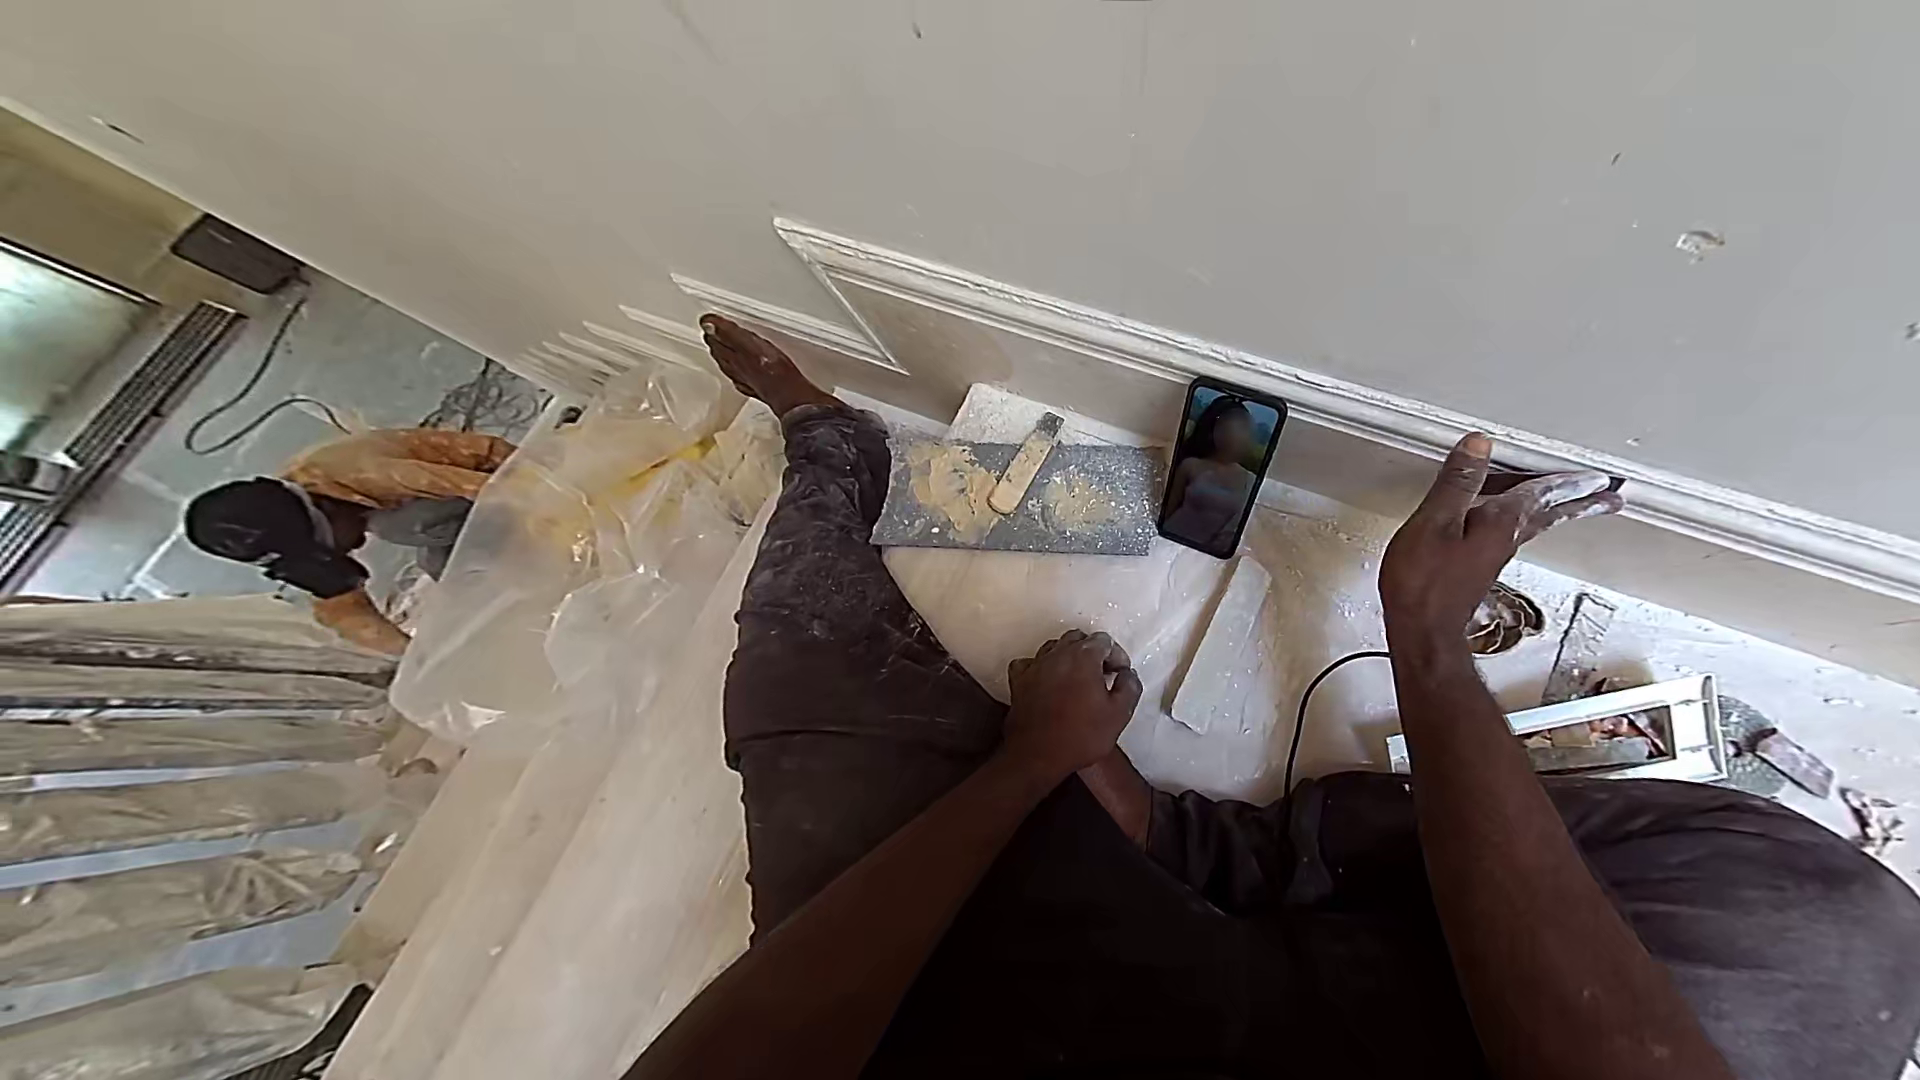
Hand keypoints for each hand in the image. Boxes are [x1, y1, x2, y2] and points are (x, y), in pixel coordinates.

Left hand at [1001, 630, 1143, 781]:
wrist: (1038, 754)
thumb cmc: (1080, 735)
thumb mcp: (1118, 714)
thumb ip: (1129, 687)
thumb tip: (1127, 674)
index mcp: (1083, 657)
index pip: (1104, 641)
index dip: (1116, 656)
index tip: (1119, 674)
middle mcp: (1057, 654)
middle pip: (1078, 639)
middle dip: (1093, 652)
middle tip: (1102, 675)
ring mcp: (1035, 665)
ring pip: (1054, 647)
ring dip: (1068, 657)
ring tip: (1078, 679)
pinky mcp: (1019, 679)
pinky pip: (1030, 662)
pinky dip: (1041, 667)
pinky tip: (1048, 681)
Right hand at [1380, 433, 1622, 647]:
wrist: (1420, 626)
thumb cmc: (1423, 578)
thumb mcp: (1433, 521)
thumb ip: (1455, 483)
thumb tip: (1478, 445)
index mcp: (1500, 523)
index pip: (1539, 493)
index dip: (1563, 479)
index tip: (1594, 474)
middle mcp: (1504, 540)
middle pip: (1549, 515)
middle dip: (1580, 503)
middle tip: (1610, 497)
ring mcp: (1491, 558)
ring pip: (1533, 527)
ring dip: (1555, 514)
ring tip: (1571, 508)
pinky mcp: (1476, 571)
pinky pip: (1508, 539)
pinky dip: (1520, 527)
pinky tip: (1507, 531)